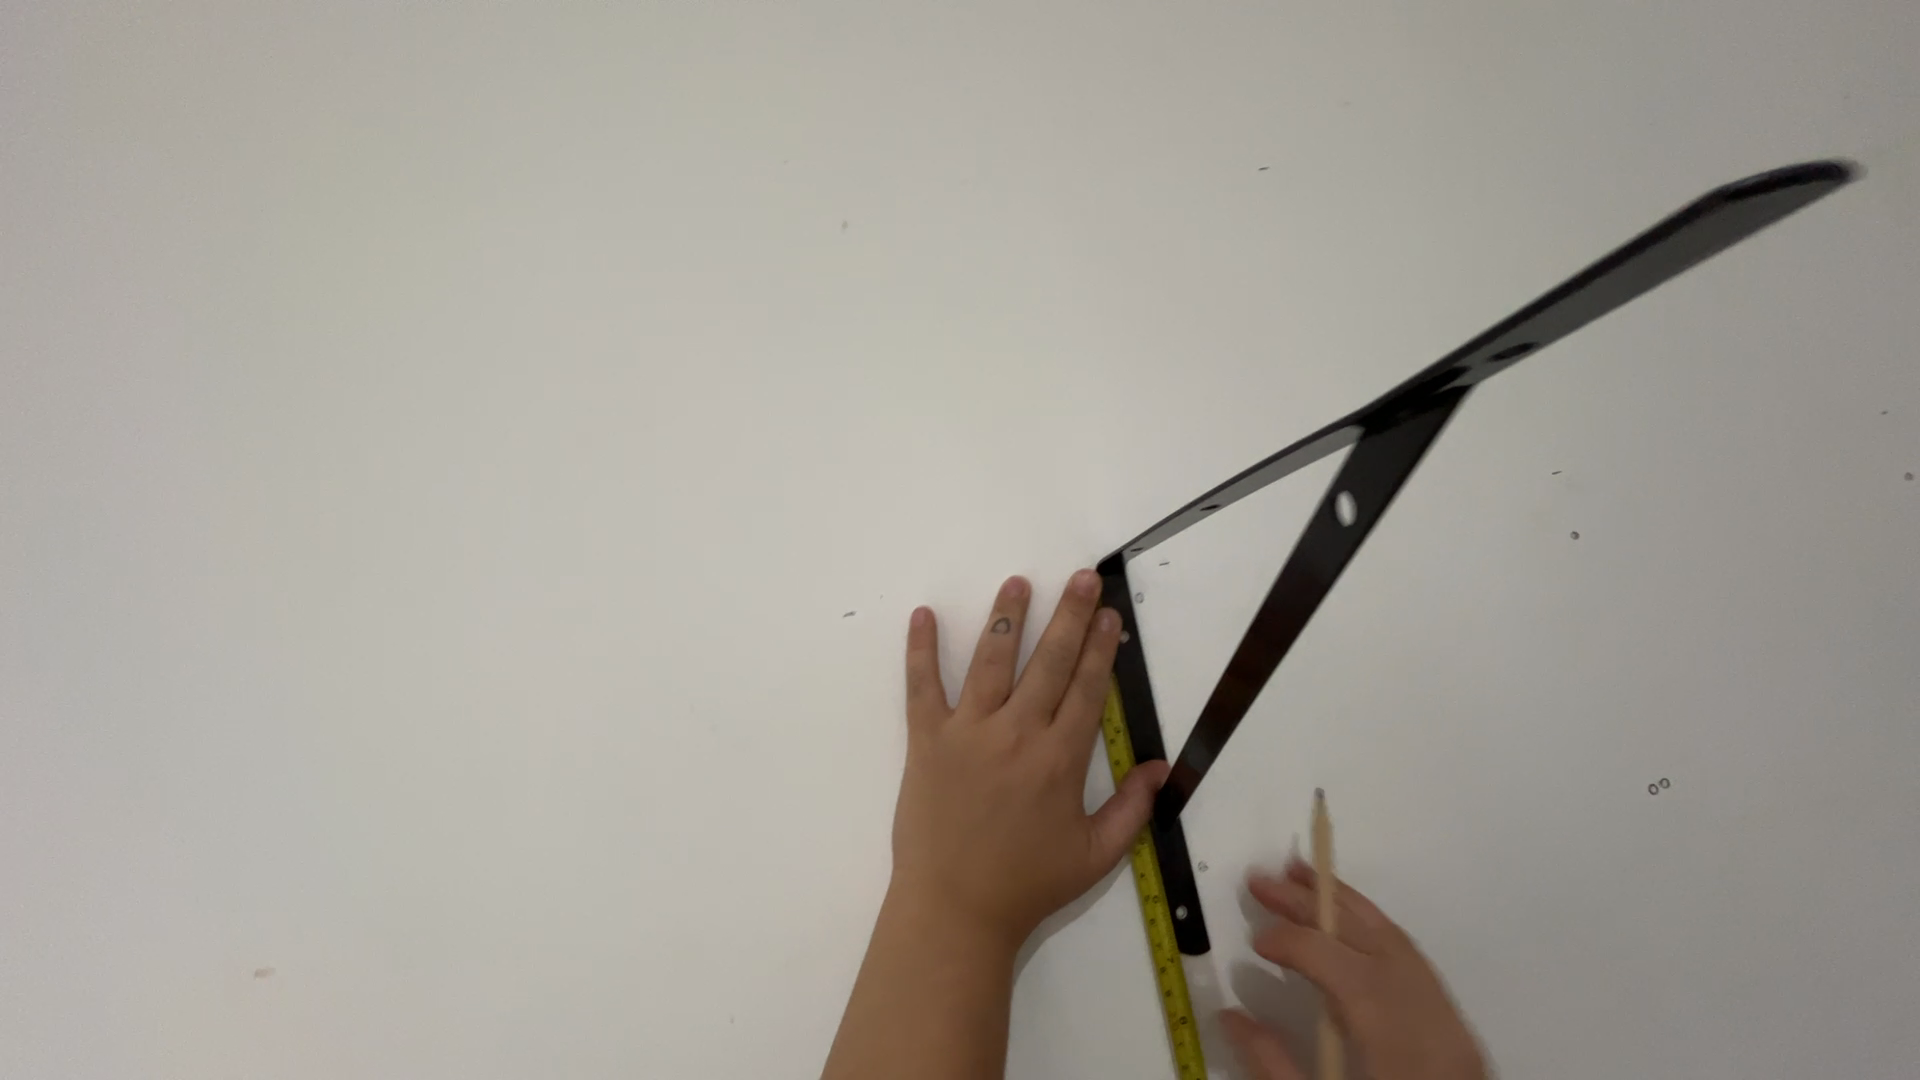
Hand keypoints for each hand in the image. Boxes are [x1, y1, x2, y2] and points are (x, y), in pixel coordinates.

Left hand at [889, 570, 1170, 948]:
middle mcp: (1016, 733)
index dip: (1100, 648)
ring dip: (1006, 618)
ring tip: (1017, 581)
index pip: (1087, 689)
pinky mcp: (926, 739)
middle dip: (1069, 615)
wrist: (954, 908)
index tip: (1109, 614)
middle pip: (1049, 662)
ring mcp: (968, 732)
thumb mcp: (1095, 856)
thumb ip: (1132, 809)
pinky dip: (920, 649)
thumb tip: (1160, 765)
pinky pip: (921, 686)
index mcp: (1059, 759)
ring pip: (991, 662)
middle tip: (1082, 577)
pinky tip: (923, 614)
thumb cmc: (1026, 884)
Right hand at [1222, 858, 1486, 1079]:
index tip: (1255, 942)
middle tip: (1261, 878)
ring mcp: (1450, 1022)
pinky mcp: (1457, 1031)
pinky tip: (1345, 921)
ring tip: (1299, 875)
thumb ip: (1272, 1066)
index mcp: (1393, 1038)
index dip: (1291, 941)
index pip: (1335, 961)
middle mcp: (1427, 1018)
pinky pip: (1412, 958)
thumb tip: (1228, 1013)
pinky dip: (1373, 927)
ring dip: (1343, 902)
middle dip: (1311, 901)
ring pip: (1394, 938)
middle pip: (1365, 936)